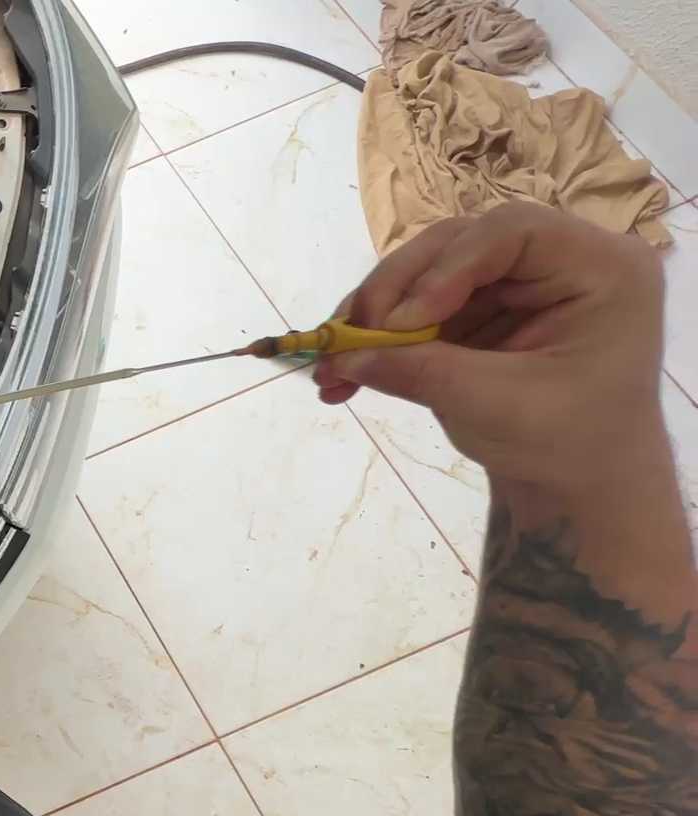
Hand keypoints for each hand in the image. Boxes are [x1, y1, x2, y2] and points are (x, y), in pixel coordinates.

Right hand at [314, 203, 669, 499]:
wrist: (570, 472)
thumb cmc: (561, 436)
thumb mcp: (495, 404)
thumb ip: (420, 373)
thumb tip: (340, 359)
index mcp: (595, 270)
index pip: (508, 232)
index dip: (443, 269)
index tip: (396, 324)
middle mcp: (548, 264)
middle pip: (451, 245)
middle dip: (391, 290)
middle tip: (348, 338)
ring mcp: (502, 288)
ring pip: (416, 275)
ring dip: (365, 319)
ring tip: (331, 366)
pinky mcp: (464, 314)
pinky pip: (401, 311)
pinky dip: (366, 341)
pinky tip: (339, 376)